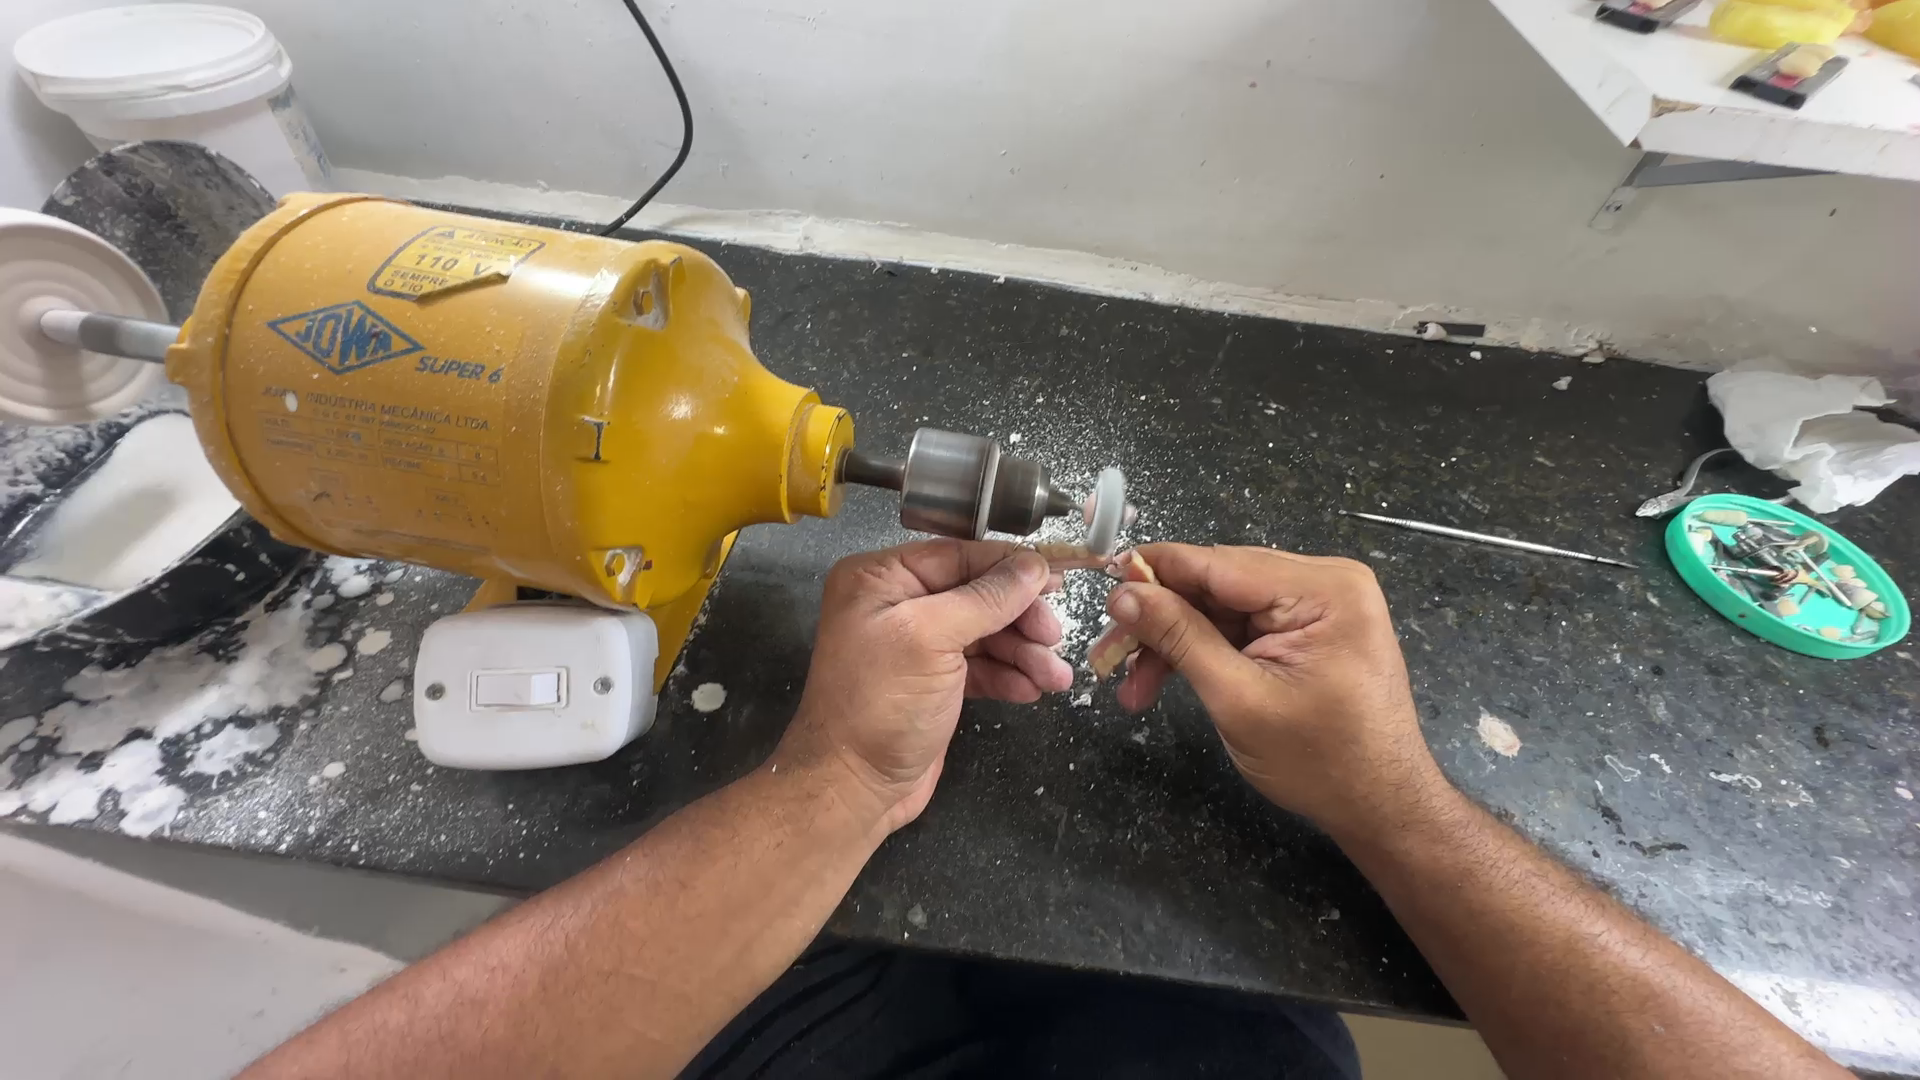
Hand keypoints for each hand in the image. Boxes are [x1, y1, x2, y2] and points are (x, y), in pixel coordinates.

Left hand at [774, 540, 1074, 832]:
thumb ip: (986, 599)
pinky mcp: (934, 681)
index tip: (1055, 581)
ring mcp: (917, 644)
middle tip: (1053, 637)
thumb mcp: (931, 639)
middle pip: (977, 594)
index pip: (957, 556)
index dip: (1009, 568)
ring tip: (1055, 677)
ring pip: (985, 632)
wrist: (854, 789)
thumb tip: (1034, 566)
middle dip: (1019, 617)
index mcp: (881, 578)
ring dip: (1023, 652)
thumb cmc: (882, 703)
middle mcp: (897, 603)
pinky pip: (980, 665)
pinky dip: (1008, 675)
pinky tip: (1031, 690)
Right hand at [1104, 543, 1441, 834]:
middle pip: (1213, 584)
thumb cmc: (1319, 763)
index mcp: (1322, 589)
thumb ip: (1178, 637)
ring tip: (1132, 688)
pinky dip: (1197, 651)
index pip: (1217, 563)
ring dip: (1171, 643)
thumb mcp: (1237, 698)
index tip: (1100, 580)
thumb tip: (1122, 593)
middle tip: (1108, 654)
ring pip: (1216, 607)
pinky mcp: (1302, 628)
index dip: (1153, 570)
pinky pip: (1234, 625)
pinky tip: (1160, 681)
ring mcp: (1314, 604)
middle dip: (1158, 621)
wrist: (1381, 810)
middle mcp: (1322, 582)